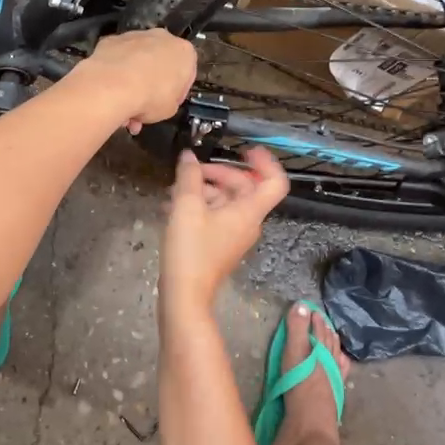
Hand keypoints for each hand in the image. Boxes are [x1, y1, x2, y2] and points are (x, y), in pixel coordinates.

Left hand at [74, 28, 197, 132]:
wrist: (113, 86)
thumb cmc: (151, 97)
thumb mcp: (170, 109)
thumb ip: (170, 99)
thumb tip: (160, 99)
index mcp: (184, 51)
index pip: (186, 72)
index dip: (176, 91)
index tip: (166, 103)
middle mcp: (161, 37)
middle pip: (160, 61)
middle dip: (152, 82)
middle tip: (144, 104)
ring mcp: (134, 36)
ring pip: (136, 58)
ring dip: (132, 78)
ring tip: (122, 104)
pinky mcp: (111, 39)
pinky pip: (117, 58)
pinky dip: (114, 71)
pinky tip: (109, 91)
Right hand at [161, 146, 289, 314]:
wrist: (185, 295)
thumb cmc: (191, 249)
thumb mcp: (186, 206)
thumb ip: (189, 176)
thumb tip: (189, 156)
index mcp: (249, 211)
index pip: (274, 182)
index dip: (265, 162)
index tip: (244, 149)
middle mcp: (248, 222)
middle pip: (243, 187)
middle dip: (218, 173)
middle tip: (190, 171)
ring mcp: (234, 235)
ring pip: (226, 201)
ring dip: (202, 190)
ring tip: (173, 191)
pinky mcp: (219, 244)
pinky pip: (215, 216)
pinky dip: (198, 206)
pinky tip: (171, 207)